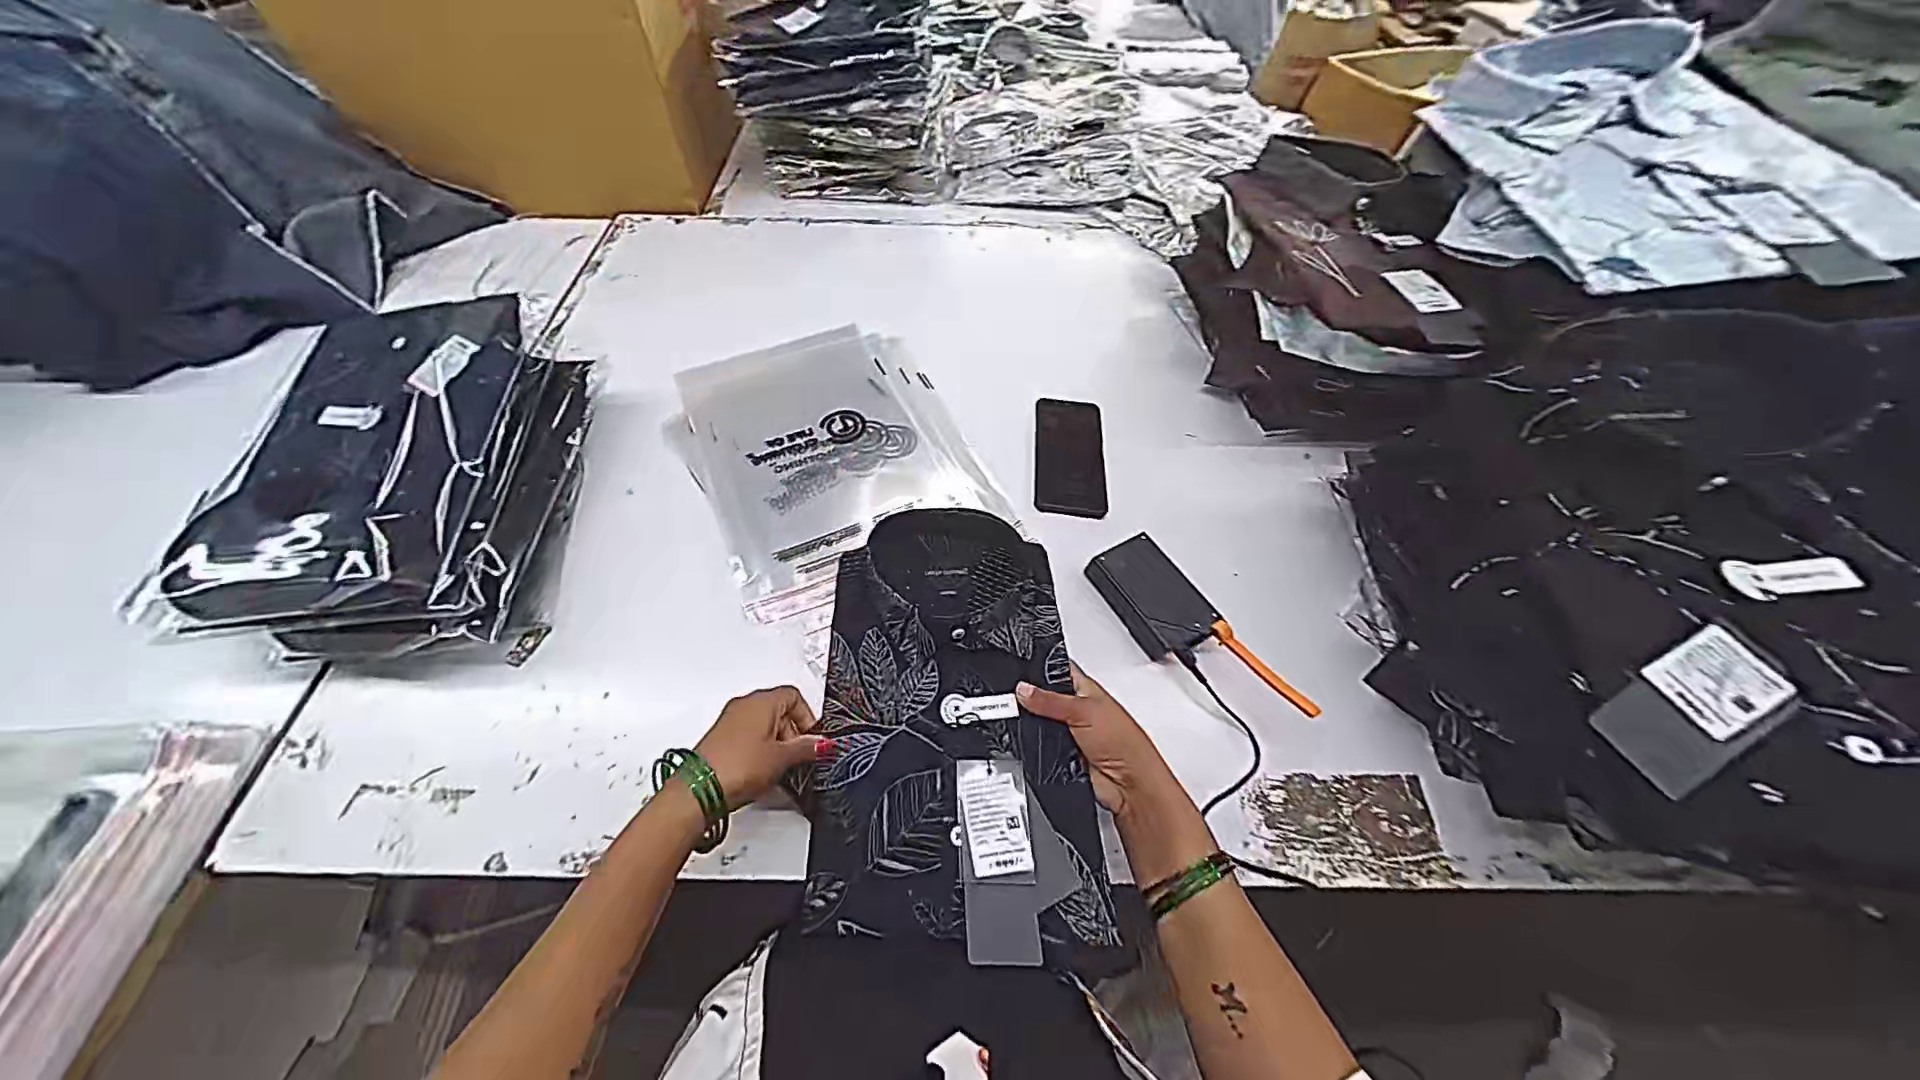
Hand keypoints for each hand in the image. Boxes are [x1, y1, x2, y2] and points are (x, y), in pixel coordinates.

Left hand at [694, 687, 825, 810]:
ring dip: (776, 743)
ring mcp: (729, 722)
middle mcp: (743, 706)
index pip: (794, 696)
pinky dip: (759, 750)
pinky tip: (762, 772)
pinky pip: (748, 738)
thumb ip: (806, 748)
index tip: (812, 738)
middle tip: (798, 755)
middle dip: (793, 733)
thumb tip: (821, 743)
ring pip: (763, 725)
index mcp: (761, 701)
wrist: (699, 791)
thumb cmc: (736, 766)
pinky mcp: (720, 740)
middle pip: (779, 710)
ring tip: (779, 768)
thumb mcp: (782, 758)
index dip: (807, 717)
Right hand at [1018, 665, 1217, 885]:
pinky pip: (1043, 744)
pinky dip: (1039, 745)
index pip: (1059, 670)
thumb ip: (1049, 700)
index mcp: (1086, 689)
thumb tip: (1024, 689)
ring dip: (1037, 724)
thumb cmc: (1124, 743)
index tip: (1020, 671)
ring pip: (1042, 722)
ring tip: (1031, 723)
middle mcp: (1078, 708)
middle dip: (1032, 699)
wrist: (1129, 786)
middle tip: (1018, 698)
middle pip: (1045, 697)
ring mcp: (1071, 731)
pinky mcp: (1064, 753)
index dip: (1040, 667)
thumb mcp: (1082, 711)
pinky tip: (1038, 743)